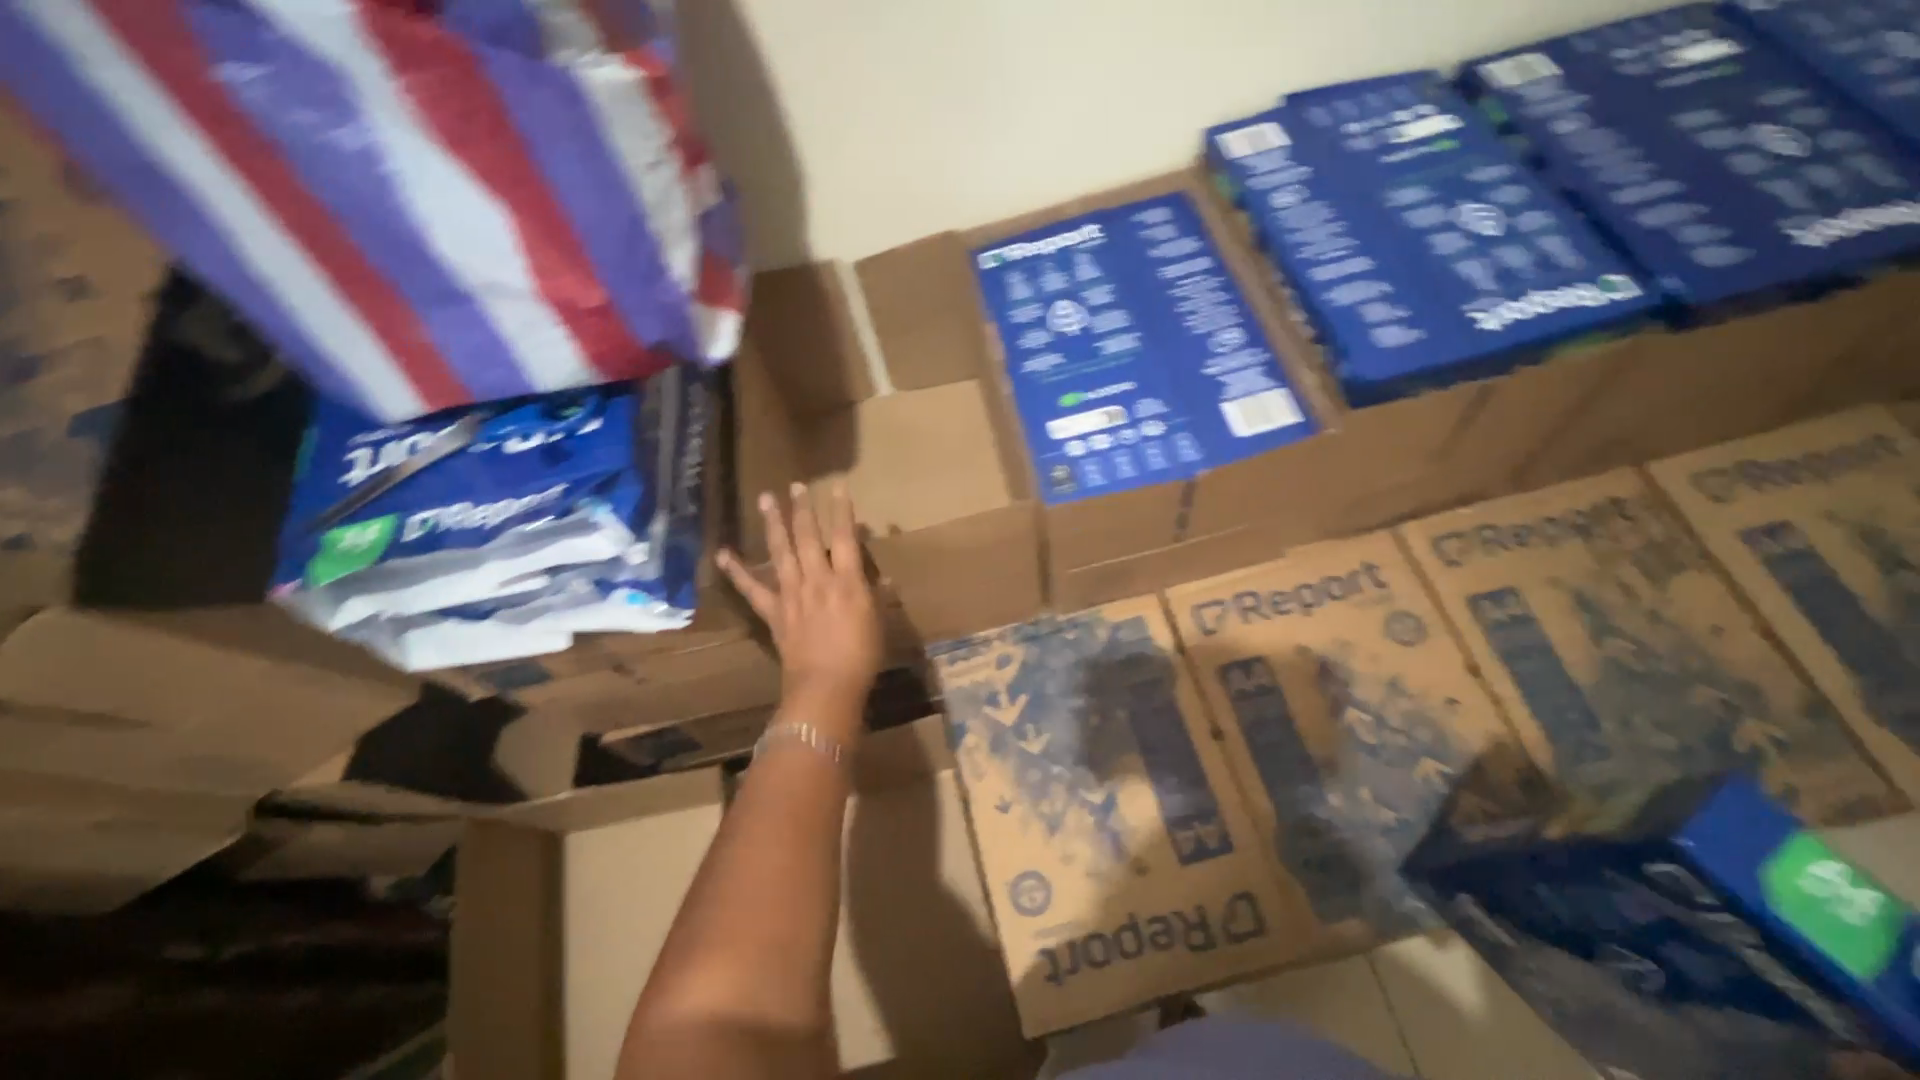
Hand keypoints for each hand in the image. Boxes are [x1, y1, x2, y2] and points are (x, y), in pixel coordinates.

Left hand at [716, 482, 881, 731]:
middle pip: (808, 535)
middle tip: (796, 485)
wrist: (827, 686)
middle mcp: (818, 578)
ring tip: (766, 499)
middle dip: (803, 508)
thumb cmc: (862, 656)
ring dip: (773, 523)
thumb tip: (884, 578)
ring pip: (781, 550)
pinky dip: (736, 571)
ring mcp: (792, 593)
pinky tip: (723, 553)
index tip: (837, 486)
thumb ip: (880, 597)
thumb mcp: (880, 623)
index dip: (841, 510)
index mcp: (848, 580)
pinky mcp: (774, 611)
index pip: (844, 536)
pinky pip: (752, 589)